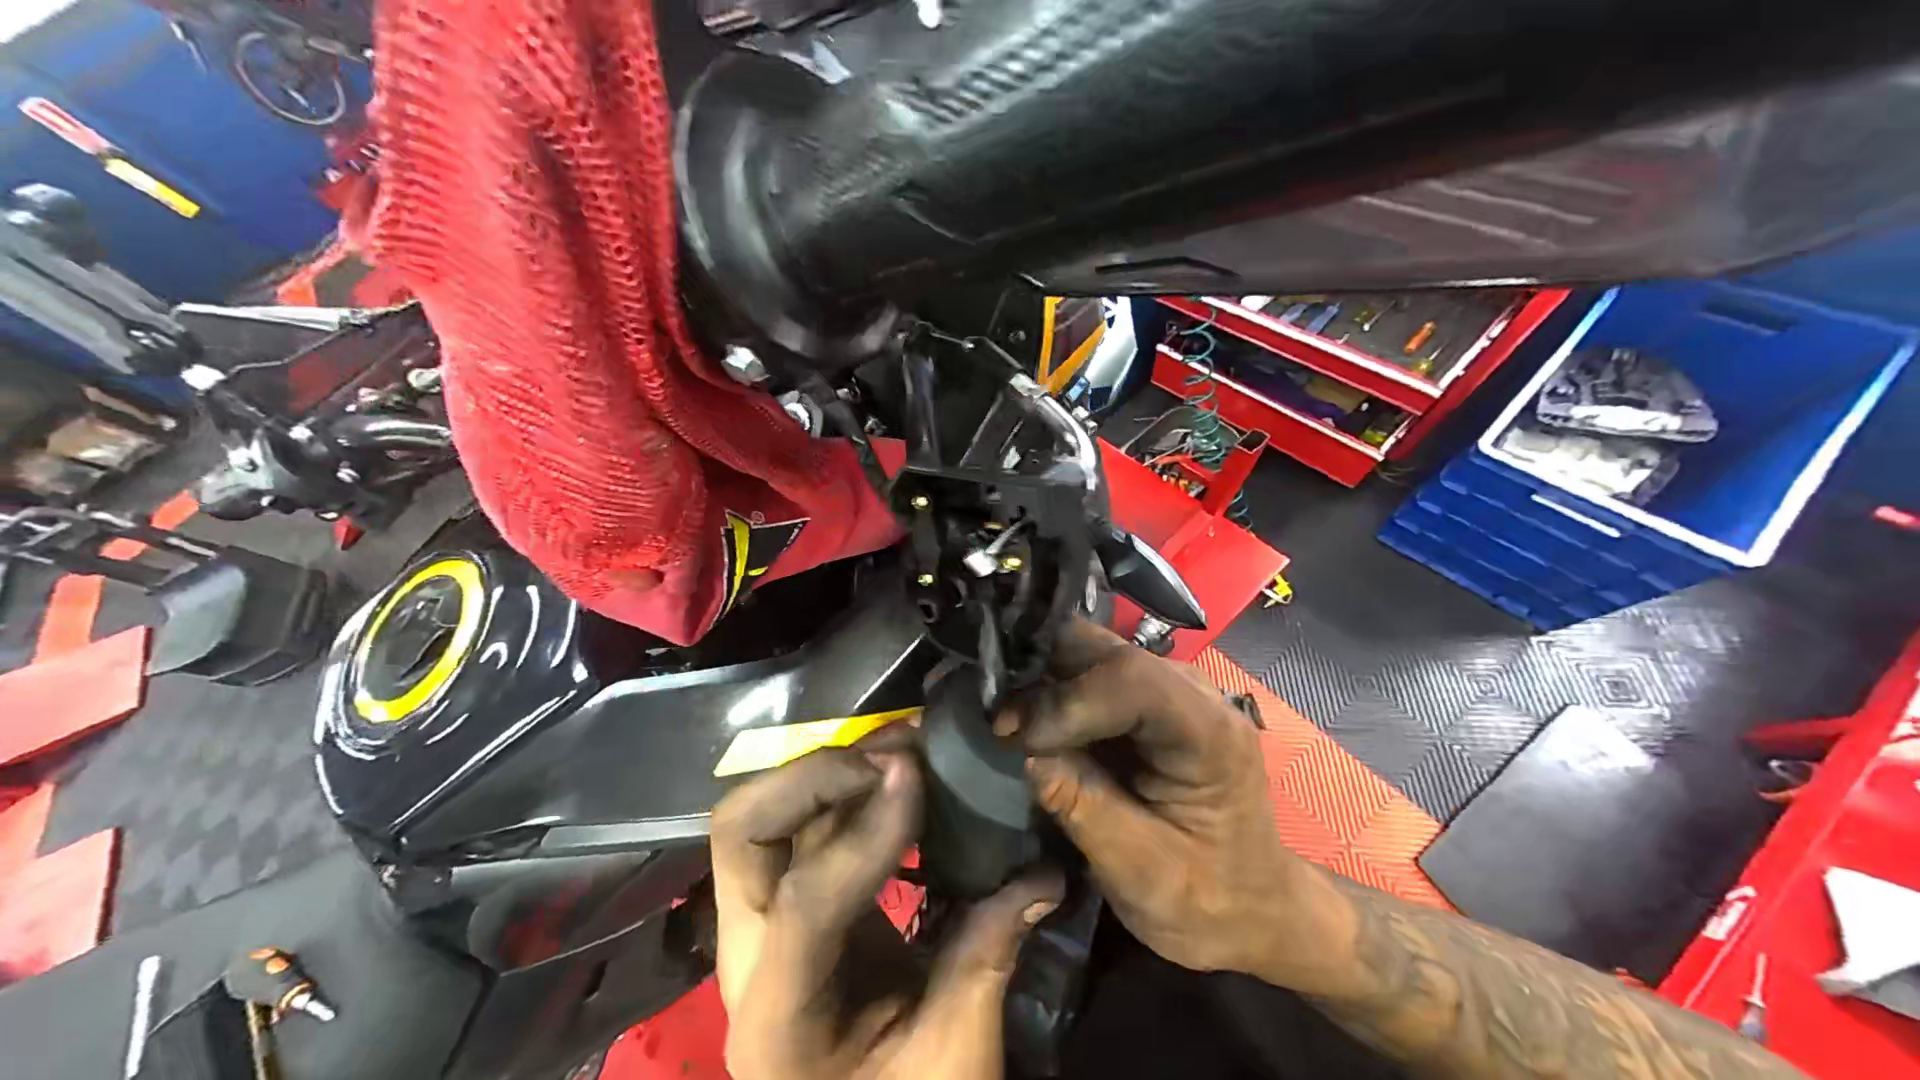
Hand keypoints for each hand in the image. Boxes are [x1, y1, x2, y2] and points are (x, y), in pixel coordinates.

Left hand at [710, 745, 1064, 1079]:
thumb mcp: (951, 1060)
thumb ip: (987, 960)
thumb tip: (1041, 874)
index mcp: (779, 1018)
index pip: (805, 904)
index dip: (866, 834)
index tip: (917, 774)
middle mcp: (744, 956)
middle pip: (742, 833)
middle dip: (814, 777)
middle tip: (896, 756)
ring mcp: (756, 921)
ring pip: (762, 815)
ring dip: (830, 769)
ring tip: (903, 744)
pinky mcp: (784, 900)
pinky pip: (797, 824)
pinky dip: (843, 787)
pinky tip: (894, 771)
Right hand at [998, 620, 1350, 992]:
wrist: (1253, 908)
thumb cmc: (1206, 900)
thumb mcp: (1139, 872)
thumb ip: (1082, 807)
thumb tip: (1024, 751)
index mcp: (1210, 735)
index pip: (1132, 680)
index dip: (1067, 701)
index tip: (1018, 741)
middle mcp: (1195, 693)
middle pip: (1109, 651)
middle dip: (1045, 673)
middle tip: (999, 717)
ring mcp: (1174, 690)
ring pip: (1096, 652)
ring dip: (1045, 677)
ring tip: (1006, 719)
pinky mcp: (1151, 699)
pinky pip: (1095, 674)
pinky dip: (1055, 688)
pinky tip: (1029, 718)